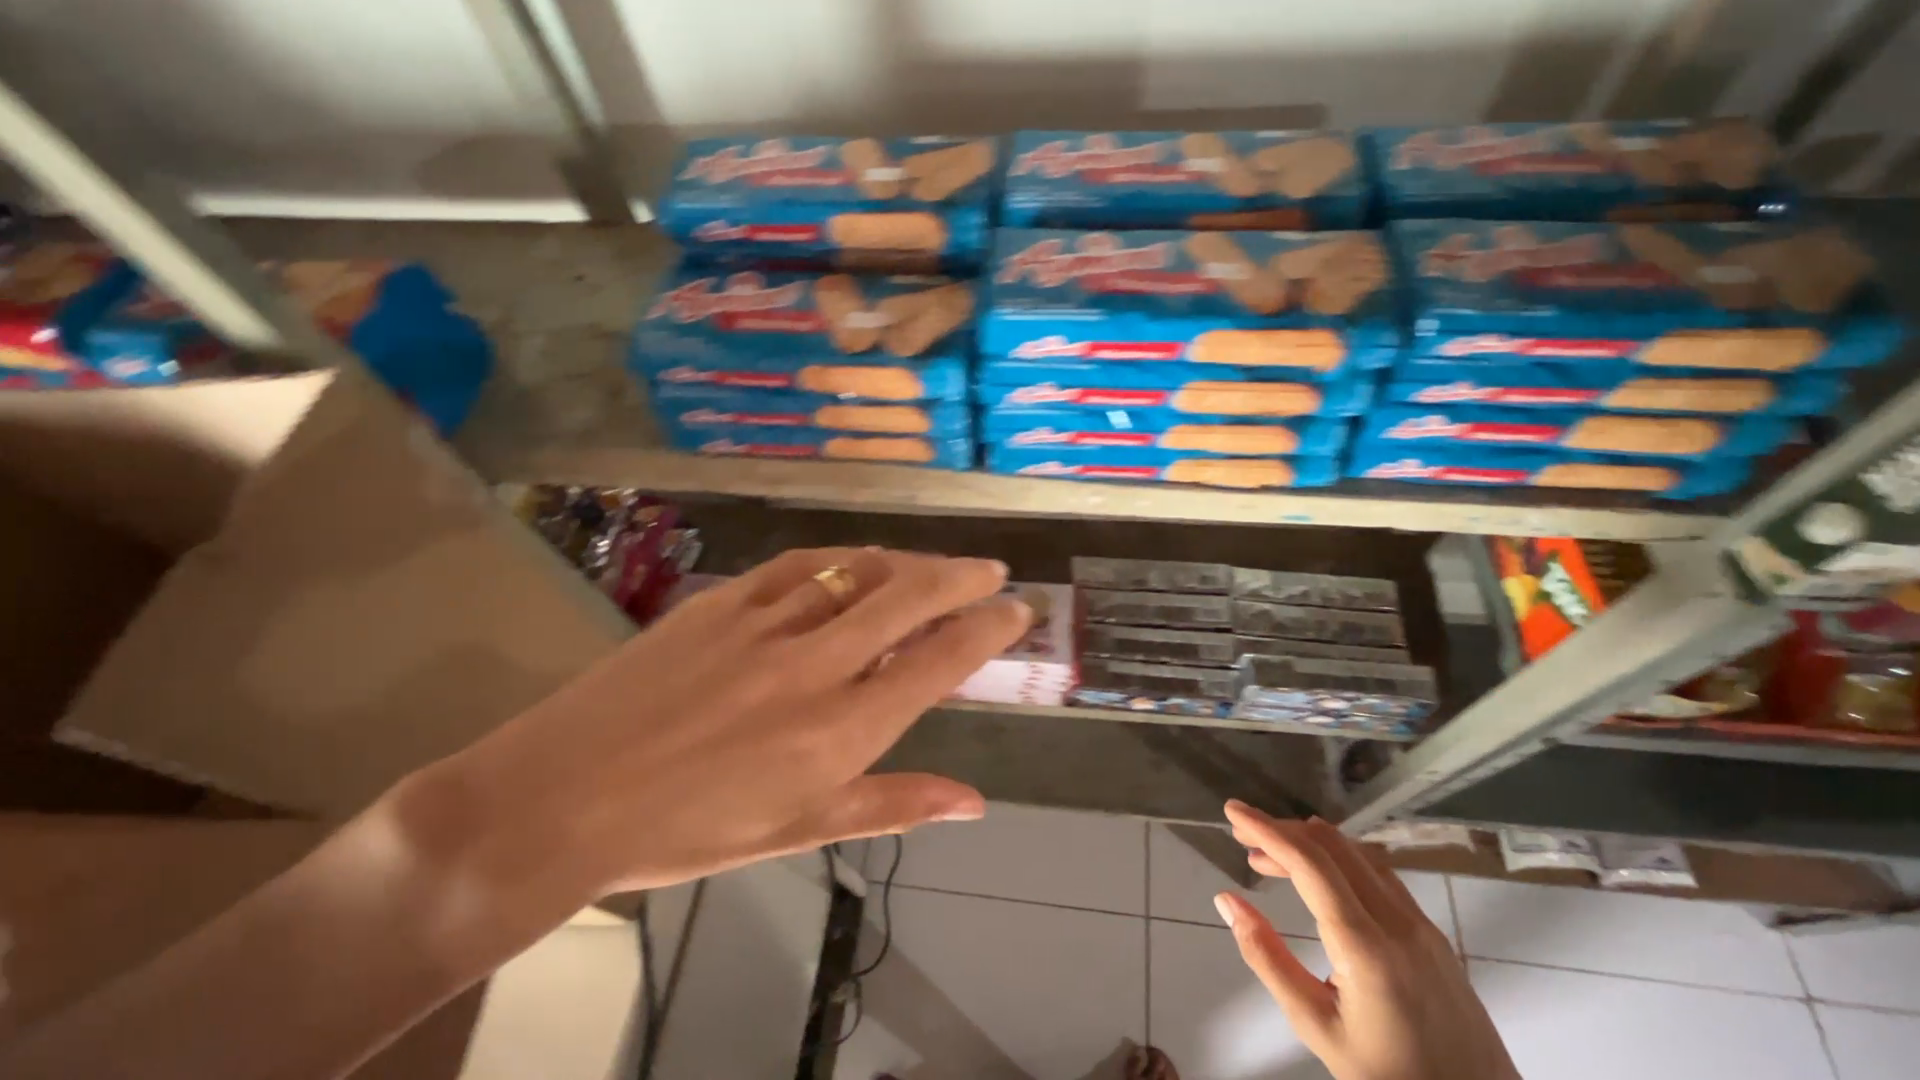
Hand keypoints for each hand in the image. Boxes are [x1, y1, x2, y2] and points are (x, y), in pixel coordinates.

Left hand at [394, 547, 1028, 912]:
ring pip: (856, 571)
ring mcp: (763, 623)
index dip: (986, 630)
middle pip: (907, 599)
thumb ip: (891, 805)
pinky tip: (853, 561)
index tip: (1015, 610)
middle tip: (991, 570)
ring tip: (934, 564)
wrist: (563, 796)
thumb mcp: (797, 830)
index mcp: (839, 731)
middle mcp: (813, 665)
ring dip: (906, 562)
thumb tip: (973, 802)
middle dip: (960, 578)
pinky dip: (840, 559)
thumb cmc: (686, 832)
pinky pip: (796, 565)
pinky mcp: (719, 601)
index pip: (937, 663)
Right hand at [1215, 801, 1518, 1079]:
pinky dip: (1339, 860)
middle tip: (1241, 834)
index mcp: (1366, 947)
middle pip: (1334, 848)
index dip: (1268, 830)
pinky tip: (1319, 876)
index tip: (1232, 811)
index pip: (1311, 865)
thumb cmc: (1387, 1075)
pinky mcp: (1432, 933)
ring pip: (1359, 856)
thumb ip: (1267, 958)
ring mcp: (1421, 924)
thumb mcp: (1315, 1026)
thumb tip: (1227, 902)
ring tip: (1269, 857)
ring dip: (1311, 844)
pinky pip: (1380, 875)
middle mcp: (1398, 923)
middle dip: (1283, 831)